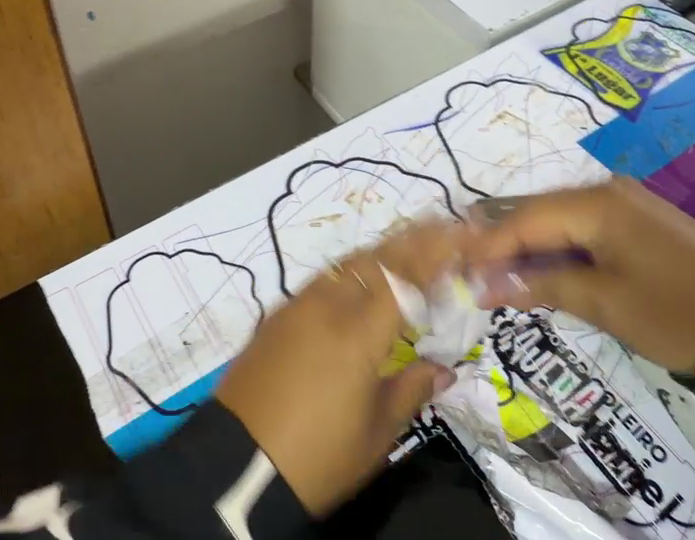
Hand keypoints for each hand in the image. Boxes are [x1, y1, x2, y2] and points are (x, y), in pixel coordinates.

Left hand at [215, 222, 461, 514]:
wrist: (234, 468)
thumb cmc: (317, 458)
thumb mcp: (376, 434)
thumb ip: (411, 390)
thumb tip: (443, 368)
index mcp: (359, 334)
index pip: (406, 279)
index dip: (435, 254)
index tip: (461, 236)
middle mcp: (327, 308)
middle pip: (376, 259)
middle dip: (411, 240)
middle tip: (441, 226)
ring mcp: (297, 308)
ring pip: (347, 264)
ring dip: (381, 251)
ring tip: (406, 244)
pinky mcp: (275, 319)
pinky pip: (323, 280)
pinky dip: (351, 269)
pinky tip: (360, 277)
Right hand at [461, 179, 694, 371]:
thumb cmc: (675, 313)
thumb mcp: (604, 304)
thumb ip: (541, 285)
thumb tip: (485, 285)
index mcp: (596, 204)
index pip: (524, 220)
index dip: (488, 248)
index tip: (457, 275)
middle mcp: (605, 191)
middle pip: (537, 213)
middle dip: (503, 246)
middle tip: (472, 279)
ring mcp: (623, 202)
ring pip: (557, 220)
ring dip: (529, 249)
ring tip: (498, 280)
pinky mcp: (635, 220)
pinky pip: (581, 227)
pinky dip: (558, 249)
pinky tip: (540, 271)